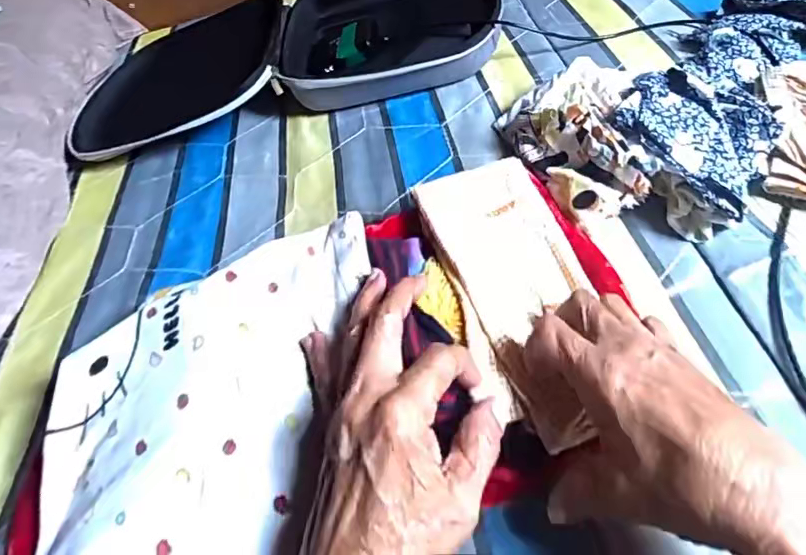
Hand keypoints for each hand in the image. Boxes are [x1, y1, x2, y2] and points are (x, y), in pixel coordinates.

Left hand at [298, 270, 502, 554]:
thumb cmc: (405, 544)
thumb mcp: (459, 502)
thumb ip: (479, 445)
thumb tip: (487, 406)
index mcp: (400, 413)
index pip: (440, 361)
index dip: (465, 364)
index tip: (477, 386)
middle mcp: (364, 399)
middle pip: (382, 328)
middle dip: (400, 295)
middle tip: (415, 278)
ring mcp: (340, 411)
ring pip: (350, 341)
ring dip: (364, 306)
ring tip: (374, 279)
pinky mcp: (326, 429)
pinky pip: (323, 377)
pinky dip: (323, 352)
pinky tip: (318, 334)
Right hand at [524, 290, 805, 554]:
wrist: (749, 479)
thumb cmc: (676, 482)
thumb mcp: (619, 493)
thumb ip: (578, 491)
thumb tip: (557, 504)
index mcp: (600, 370)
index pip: (550, 330)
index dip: (533, 345)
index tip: (536, 374)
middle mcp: (625, 343)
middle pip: (580, 301)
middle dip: (561, 322)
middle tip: (560, 360)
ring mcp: (656, 341)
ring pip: (612, 301)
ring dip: (594, 318)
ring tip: (593, 357)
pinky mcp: (682, 350)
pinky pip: (644, 319)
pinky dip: (630, 328)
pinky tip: (636, 363)